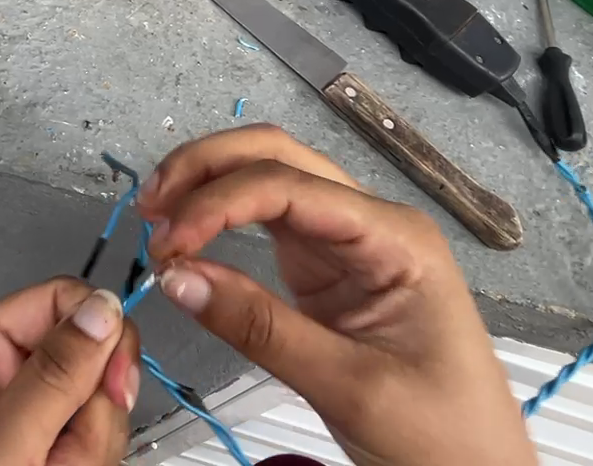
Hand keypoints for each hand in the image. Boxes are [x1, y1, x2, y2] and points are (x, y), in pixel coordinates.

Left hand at [0, 277, 140, 465]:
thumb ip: (51, 379)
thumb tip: (101, 309)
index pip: (61, 298)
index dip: (100, 331)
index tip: (117, 384)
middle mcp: (9, 371)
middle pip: (91, 357)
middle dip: (88, 418)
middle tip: (55, 459)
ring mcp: (35, 412)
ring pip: (102, 409)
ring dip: (87, 456)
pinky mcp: (55, 446)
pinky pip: (100, 443)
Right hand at [138, 125, 535, 465]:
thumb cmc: (442, 441)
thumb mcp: (352, 390)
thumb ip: (260, 328)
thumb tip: (173, 276)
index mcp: (392, 235)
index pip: (288, 187)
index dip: (218, 203)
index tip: (168, 244)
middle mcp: (365, 219)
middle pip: (273, 156)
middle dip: (205, 167)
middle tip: (150, 205)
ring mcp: (341, 237)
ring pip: (262, 175)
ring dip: (205, 184)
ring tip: (156, 216)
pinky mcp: (319, 262)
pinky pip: (260, 218)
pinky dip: (216, 217)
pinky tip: (185, 235)